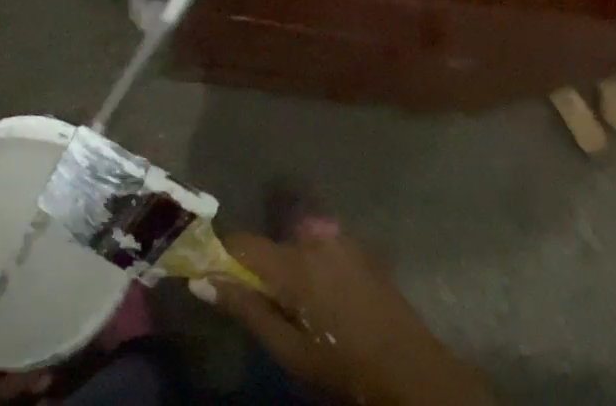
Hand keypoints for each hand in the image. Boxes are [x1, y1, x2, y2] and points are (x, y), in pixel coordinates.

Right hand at [201, 226, 494, 405]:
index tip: (212, 277)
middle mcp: (316, 241)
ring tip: (298, 308)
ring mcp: (343, 243)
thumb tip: (199, 280)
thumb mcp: (288, 348)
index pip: (241, 242)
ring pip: (296, 247)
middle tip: (265, 306)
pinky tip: (325, 302)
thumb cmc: (344, 366)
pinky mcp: (362, 251)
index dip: (221, 256)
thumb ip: (244, 308)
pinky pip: (321, 250)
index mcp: (294, 263)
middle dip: (259, 270)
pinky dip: (312, 268)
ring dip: (288, 270)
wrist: (416, 374)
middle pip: (270, 245)